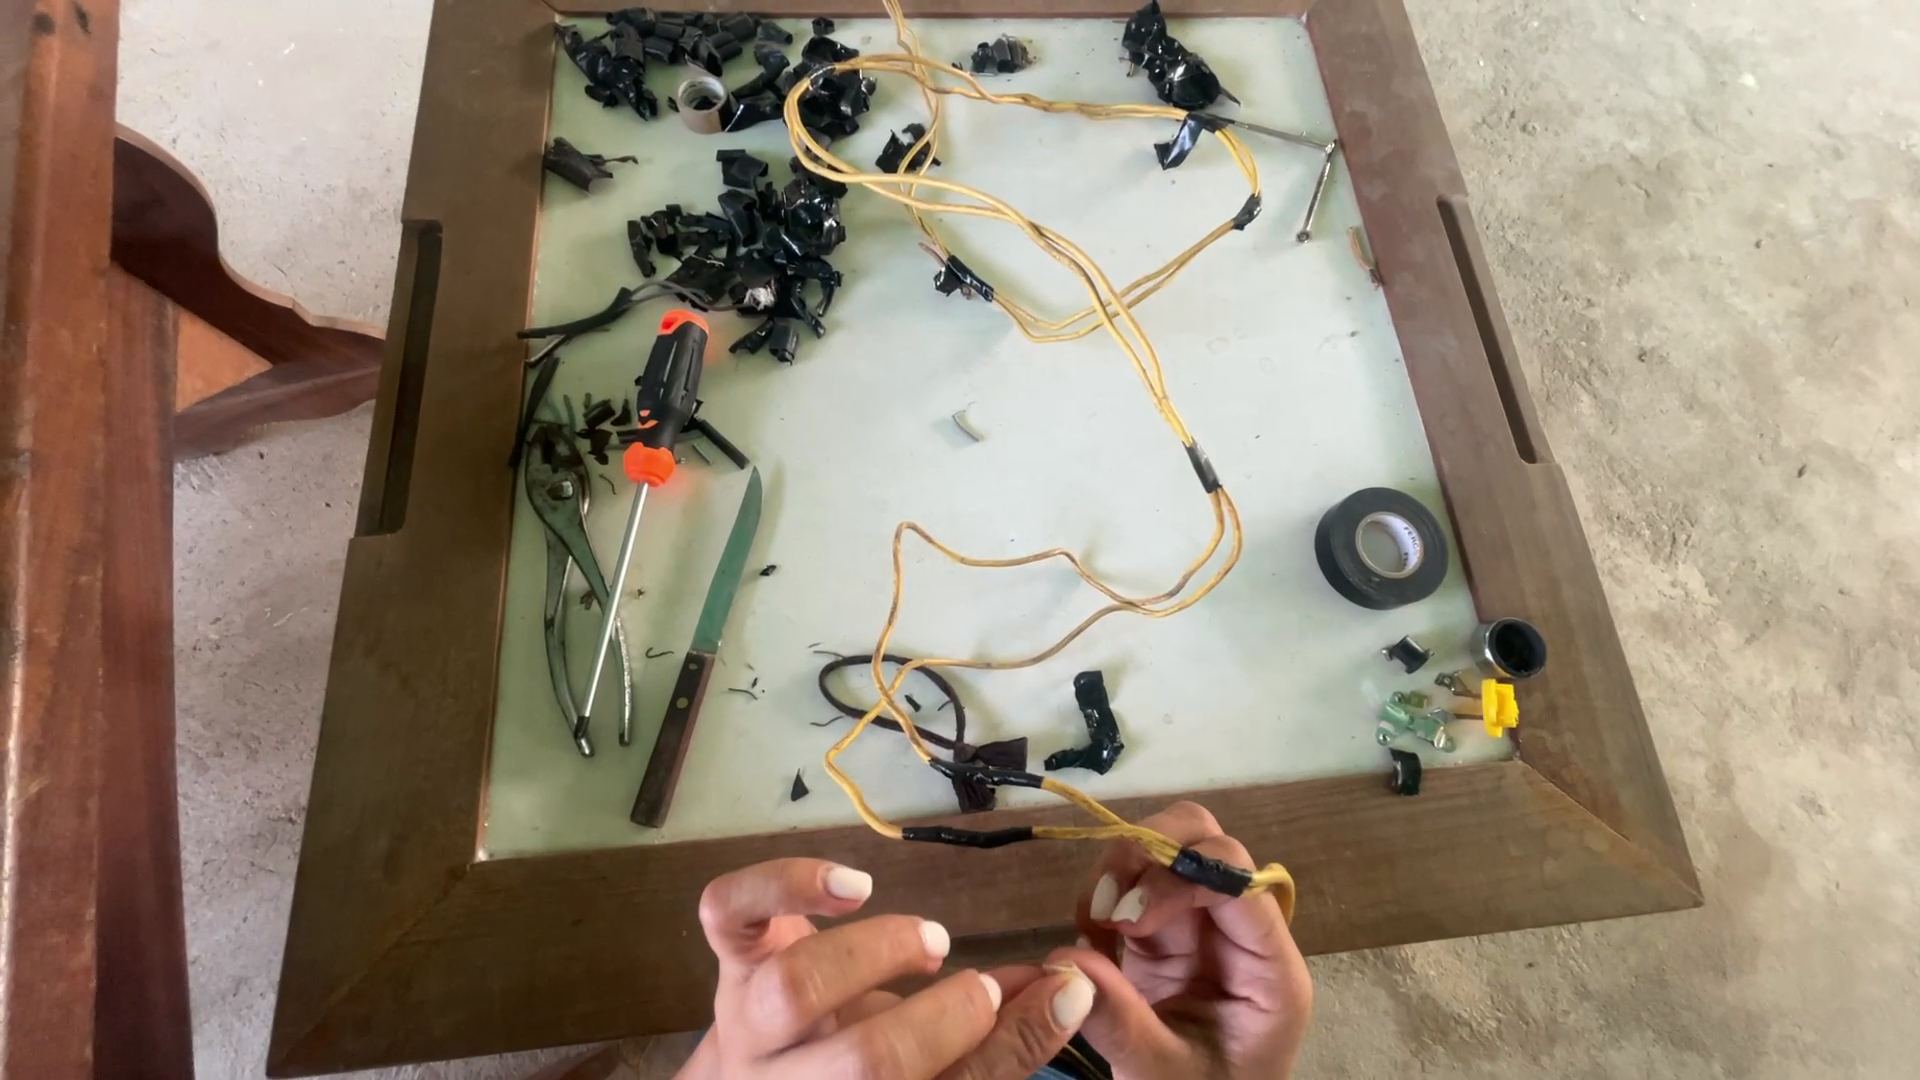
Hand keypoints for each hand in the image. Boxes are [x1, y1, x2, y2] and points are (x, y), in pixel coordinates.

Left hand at [677, 857, 1098, 1079]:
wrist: (750, 1077)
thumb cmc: (847, 1073)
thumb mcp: (922, 1064)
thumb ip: (988, 1034)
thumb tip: (1063, 984)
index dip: (1008, 1046)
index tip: (1061, 987)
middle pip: (865, 1065)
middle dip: (940, 1022)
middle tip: (981, 988)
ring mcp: (745, 1020)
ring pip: (795, 988)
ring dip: (879, 953)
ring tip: (929, 940)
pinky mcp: (729, 957)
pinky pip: (730, 911)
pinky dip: (789, 884)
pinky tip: (852, 886)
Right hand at [1058, 802, 1312, 1077]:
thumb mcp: (1163, 1077)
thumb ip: (1121, 1022)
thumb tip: (1064, 961)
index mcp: (1268, 967)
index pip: (1238, 881)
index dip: (1180, 878)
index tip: (1128, 920)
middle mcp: (1237, 926)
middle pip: (1203, 836)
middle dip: (1147, 853)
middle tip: (1106, 907)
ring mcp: (1198, 916)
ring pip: (1164, 840)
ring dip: (1119, 869)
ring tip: (1094, 926)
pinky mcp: (1162, 919)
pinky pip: (1132, 874)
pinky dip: (1104, 889)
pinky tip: (1092, 937)